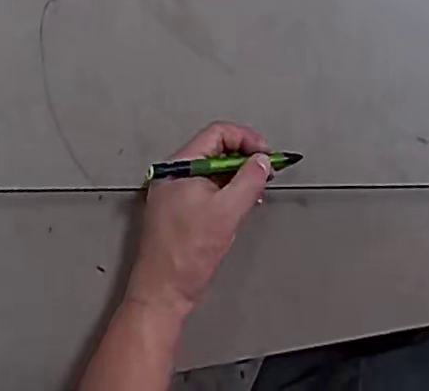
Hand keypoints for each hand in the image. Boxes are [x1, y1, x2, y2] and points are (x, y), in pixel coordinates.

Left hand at [123, 121, 274, 318]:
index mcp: (180, 165)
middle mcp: (176, 173)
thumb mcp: (226, 212)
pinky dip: (228, 191)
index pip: (217, 134)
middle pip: (216, 150)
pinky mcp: (180, 209)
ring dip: (238, 175)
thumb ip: (249, 181)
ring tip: (257, 188)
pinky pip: (208, 188)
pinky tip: (242, 203)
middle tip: (265, 169)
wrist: (162, 294)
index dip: (245, 139)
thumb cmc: (186, 254)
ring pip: (214, 170)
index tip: (265, 154)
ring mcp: (177, 191)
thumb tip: (262, 160)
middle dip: (244, 157)